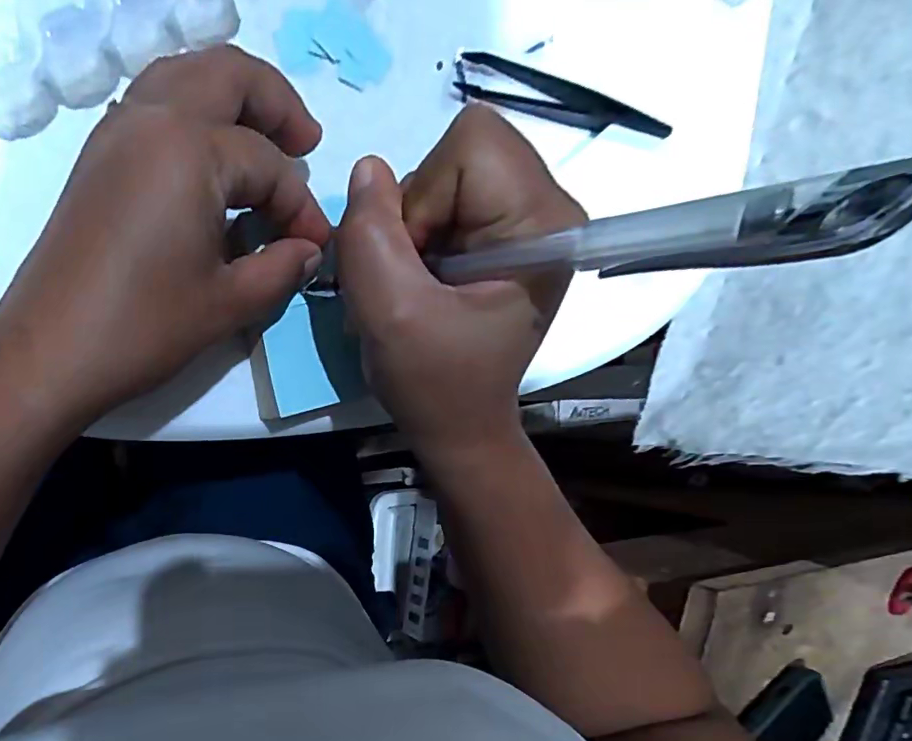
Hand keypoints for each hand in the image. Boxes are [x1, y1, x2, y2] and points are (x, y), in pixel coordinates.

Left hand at [0, 46, 331, 428]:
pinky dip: (183, 117)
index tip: (313, 244)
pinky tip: (197, 166)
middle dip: (275, 105)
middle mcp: (150, 120)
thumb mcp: (224, 305)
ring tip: (252, 144)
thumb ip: (278, 270)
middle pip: (227, 76)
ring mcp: (112, 137)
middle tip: (303, 144)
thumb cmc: (140, 330)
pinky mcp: (90, 164)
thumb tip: (307, 251)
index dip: (299, 205)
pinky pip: (147, 111)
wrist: (47, 355)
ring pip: (181, 80)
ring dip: (226, 98)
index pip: (267, 162)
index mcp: (190, 147)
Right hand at [335, 105, 585, 452]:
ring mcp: (521, 223)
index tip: (414, 265)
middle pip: (454, 155)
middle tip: (409, 283)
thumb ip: (370, 238)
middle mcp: (543, 207)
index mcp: (540, 222)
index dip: (422, 198)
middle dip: (411, 218)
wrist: (456, 428)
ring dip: (406, 235)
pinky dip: (412, 244)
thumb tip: (368, 170)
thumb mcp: (391, 316)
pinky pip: (439, 207)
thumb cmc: (433, 384)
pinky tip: (416, 288)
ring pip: (439, 181)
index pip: (469, 142)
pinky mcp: (497, 240)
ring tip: (409, 291)